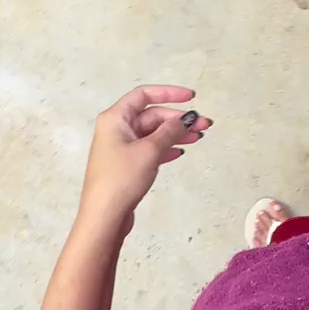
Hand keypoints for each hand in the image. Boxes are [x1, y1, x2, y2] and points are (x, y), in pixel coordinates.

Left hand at [78, 85, 211, 226]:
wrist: (104, 217)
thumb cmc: (122, 178)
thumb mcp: (149, 150)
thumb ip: (170, 131)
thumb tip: (188, 117)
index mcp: (115, 118)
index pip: (144, 94)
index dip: (169, 93)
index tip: (191, 97)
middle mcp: (117, 128)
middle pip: (152, 115)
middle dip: (178, 119)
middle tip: (204, 126)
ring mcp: (121, 147)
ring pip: (153, 133)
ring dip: (176, 133)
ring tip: (199, 138)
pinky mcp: (127, 165)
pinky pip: (150, 149)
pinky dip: (166, 148)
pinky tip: (181, 152)